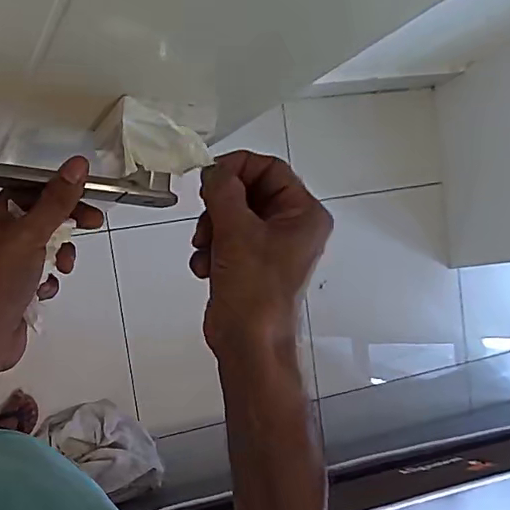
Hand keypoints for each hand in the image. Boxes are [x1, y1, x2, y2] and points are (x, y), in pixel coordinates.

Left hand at [0, 155, 105, 371]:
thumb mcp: (31, 235)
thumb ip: (56, 202)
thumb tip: (76, 167)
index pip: (30, 190)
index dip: (58, 190)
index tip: (84, 194)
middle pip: (42, 218)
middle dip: (66, 224)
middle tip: (92, 223)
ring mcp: (7, 264)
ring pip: (46, 247)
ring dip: (60, 255)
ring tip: (63, 267)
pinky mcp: (17, 288)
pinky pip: (43, 274)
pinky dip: (49, 280)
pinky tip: (44, 290)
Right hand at [191, 150, 331, 355]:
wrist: (248, 342)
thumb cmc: (256, 295)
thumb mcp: (236, 231)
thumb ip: (223, 192)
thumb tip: (214, 171)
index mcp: (303, 215)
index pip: (270, 170)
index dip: (238, 168)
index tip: (210, 176)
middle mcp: (291, 228)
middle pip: (248, 193)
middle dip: (219, 206)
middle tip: (206, 220)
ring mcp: (270, 248)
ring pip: (232, 217)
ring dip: (211, 229)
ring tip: (205, 249)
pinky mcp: (249, 265)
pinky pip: (225, 241)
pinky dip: (211, 250)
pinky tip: (206, 267)